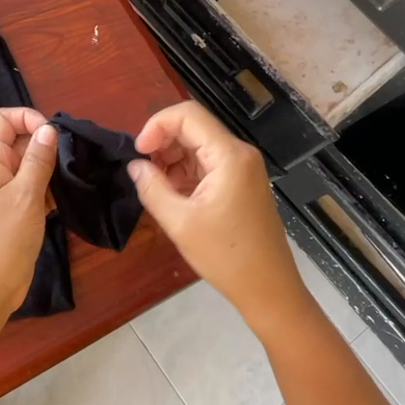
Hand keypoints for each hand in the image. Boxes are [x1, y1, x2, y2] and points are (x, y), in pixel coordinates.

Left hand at [0, 108, 57, 317]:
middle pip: (17, 141)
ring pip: (28, 166)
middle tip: (70, 158)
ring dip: (49, 168)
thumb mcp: (25, 195)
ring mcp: (3, 194)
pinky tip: (65, 199)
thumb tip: (48, 129)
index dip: (26, 118)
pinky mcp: (15, 213)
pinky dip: (48, 189)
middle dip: (44, 143)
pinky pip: (32, 189)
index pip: (2, 120)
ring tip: (71, 179)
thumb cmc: (3, 239)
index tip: (52, 134)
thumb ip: (37, 160)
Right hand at [129, 101, 306, 324]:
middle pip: (193, 127)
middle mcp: (239, 153)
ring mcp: (243, 168)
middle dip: (163, 142)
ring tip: (157, 186)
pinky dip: (186, 171)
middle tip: (144, 171)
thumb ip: (152, 187)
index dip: (157, 125)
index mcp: (229, 156)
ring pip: (198, 144)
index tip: (139, 153)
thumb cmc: (226, 257)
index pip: (187, 115)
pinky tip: (174, 195)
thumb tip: (135, 166)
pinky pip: (208, 162)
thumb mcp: (180, 223)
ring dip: (172, 158)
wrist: (269, 290)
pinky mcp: (242, 182)